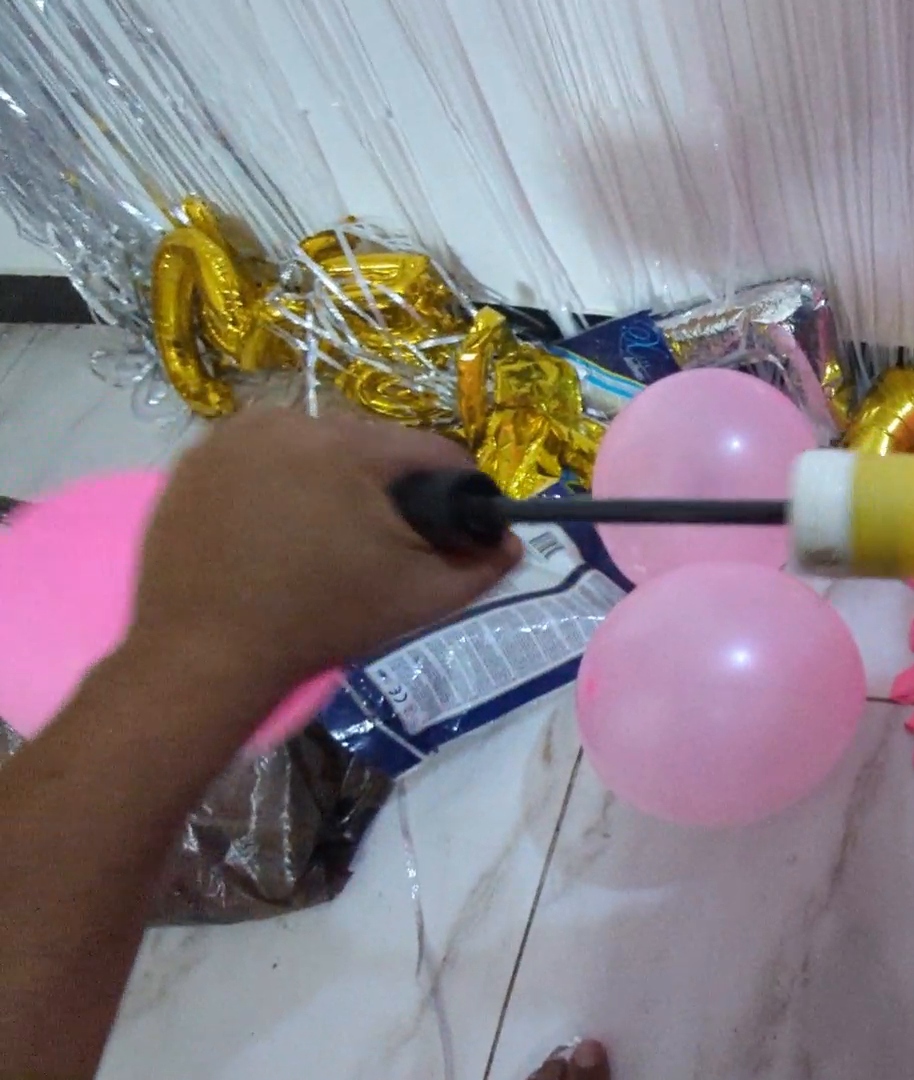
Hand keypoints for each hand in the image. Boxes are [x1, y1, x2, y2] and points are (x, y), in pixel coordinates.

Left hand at [128, 410, 520, 703]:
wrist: (206, 652)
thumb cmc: (327, 616)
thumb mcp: (428, 595)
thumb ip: (487, 564)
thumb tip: (512, 541)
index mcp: (349, 448)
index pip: (435, 450)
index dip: (461, 486)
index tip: (459, 523)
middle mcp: (288, 424)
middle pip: (379, 442)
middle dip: (400, 481)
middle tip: (398, 533)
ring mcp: (233, 437)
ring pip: (328, 442)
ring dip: (350, 474)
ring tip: (347, 526)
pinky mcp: (196, 457)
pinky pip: (275, 452)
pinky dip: (297, 476)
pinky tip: (297, 518)